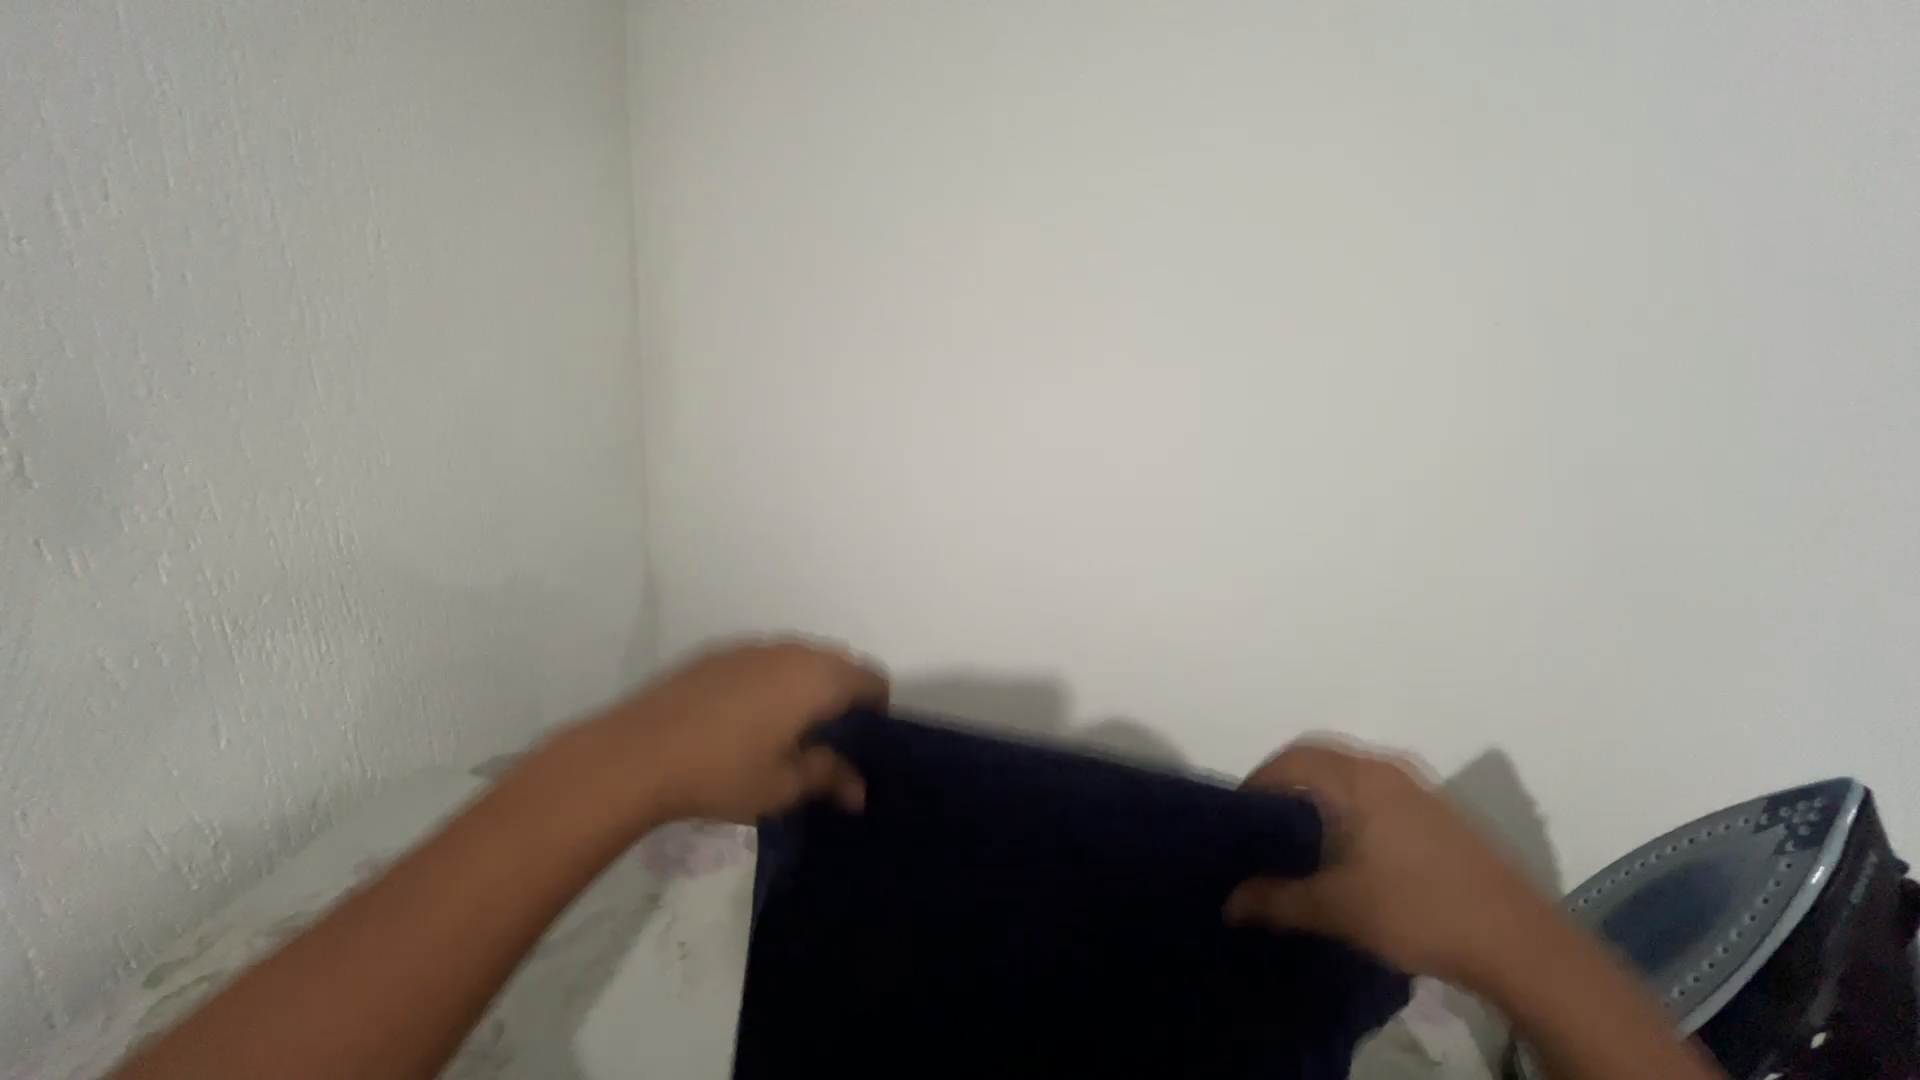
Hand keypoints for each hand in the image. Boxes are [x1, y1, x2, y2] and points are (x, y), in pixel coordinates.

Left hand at [582, 639, 887, 825]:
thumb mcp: (784, 785)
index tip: (864, 741)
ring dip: (806, 686)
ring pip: (798, 659)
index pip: (872, 678)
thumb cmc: (723, 771)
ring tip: (786, 730)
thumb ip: (829, 777)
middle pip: (838, 663)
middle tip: (829, 740)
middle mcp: (791, 651)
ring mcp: (751, 647)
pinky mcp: (717, 653)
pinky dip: (771, 682)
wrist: (635, 753)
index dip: (878, 708)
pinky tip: (744, 720)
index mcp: (818, 678)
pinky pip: (764, 661)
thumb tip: (859, 789)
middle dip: (844, 696)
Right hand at [1224, 738, 1551, 987]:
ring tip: (1301, 842)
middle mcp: (1388, 768)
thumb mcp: (1336, 908)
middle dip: (1285, 785)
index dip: (1257, 782)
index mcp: (1358, 777)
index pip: (1290, 759)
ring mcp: (1420, 789)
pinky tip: (1350, 853)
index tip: (1240, 818)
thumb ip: (1276, 900)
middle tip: (1263, 827)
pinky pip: (1377, 793)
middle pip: (1319, 759)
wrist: (1522, 944)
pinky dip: (1350, 808)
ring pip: (1351, 776)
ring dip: (1320, 797)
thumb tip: (1228, 903)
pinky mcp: (1441, 814)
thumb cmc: (1418, 910)